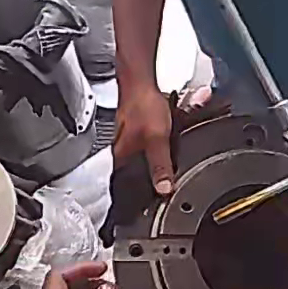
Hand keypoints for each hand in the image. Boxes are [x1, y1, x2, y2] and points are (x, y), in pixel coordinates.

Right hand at [115, 81, 175, 196]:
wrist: (142, 82)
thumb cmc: (143, 106)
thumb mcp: (157, 139)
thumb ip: (160, 165)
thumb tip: (163, 189)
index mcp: (120, 158)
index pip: (125, 188)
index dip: (137, 199)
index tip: (150, 206)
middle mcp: (122, 154)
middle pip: (136, 178)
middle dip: (151, 185)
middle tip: (163, 192)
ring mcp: (130, 145)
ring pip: (143, 166)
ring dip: (156, 170)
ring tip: (167, 176)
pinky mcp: (139, 137)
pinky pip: (149, 154)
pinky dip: (159, 156)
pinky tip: (167, 154)